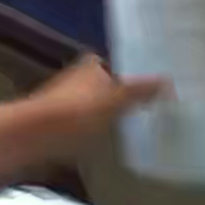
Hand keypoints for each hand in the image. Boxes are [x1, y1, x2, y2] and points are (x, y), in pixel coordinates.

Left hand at [22, 55, 167, 159]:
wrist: (34, 136)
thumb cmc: (77, 112)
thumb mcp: (116, 100)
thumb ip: (141, 91)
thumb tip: (169, 80)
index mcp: (94, 64)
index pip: (123, 63)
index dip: (141, 73)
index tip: (164, 85)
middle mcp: (82, 76)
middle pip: (112, 83)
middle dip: (130, 93)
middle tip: (160, 107)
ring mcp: (71, 99)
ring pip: (101, 102)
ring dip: (117, 112)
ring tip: (144, 125)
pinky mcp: (63, 122)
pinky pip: (92, 121)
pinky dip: (104, 127)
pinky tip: (117, 140)